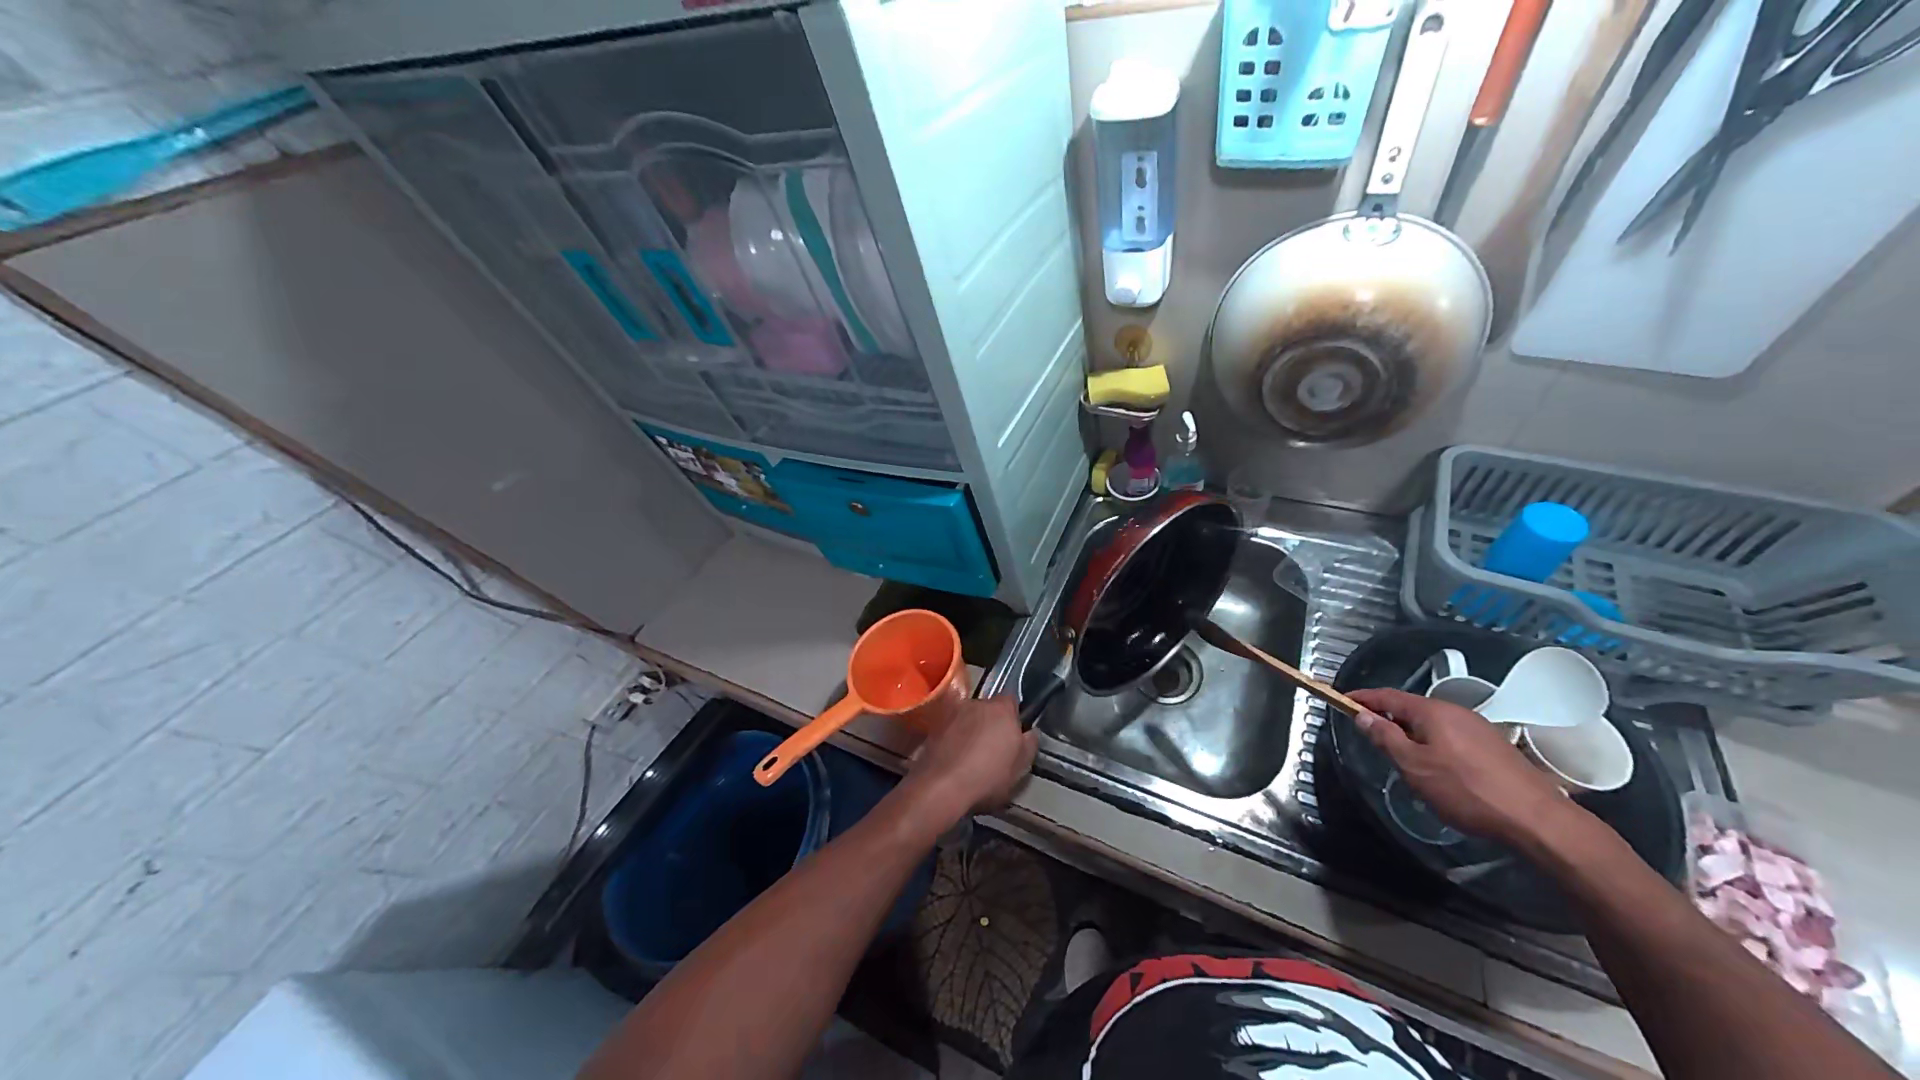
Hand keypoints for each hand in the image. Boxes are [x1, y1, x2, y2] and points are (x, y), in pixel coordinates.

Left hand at [903, 696, 1038, 820]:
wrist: (942, 787)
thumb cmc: (988, 776)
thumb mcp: (1021, 767)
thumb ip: (1030, 744)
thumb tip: (1031, 732)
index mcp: (1001, 709)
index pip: (1011, 700)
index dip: (1013, 716)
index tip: (1014, 733)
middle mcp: (975, 702)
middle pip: (988, 708)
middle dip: (991, 722)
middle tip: (993, 747)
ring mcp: (951, 713)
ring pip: (967, 718)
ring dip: (970, 730)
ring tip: (970, 755)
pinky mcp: (933, 727)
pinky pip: (949, 729)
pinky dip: (953, 739)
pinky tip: (954, 759)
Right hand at [1348, 688, 1575, 846]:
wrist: (1537, 819)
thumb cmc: (1466, 790)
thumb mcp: (1414, 766)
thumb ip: (1385, 737)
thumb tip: (1363, 714)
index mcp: (1433, 711)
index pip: (1388, 696)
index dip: (1363, 697)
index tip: (1342, 700)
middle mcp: (1456, 712)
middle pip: (1412, 708)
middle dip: (1387, 717)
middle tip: (1368, 734)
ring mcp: (1479, 728)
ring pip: (1433, 724)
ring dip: (1411, 733)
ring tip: (1400, 755)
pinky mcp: (1494, 747)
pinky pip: (1451, 736)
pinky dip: (1433, 743)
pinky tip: (1435, 767)